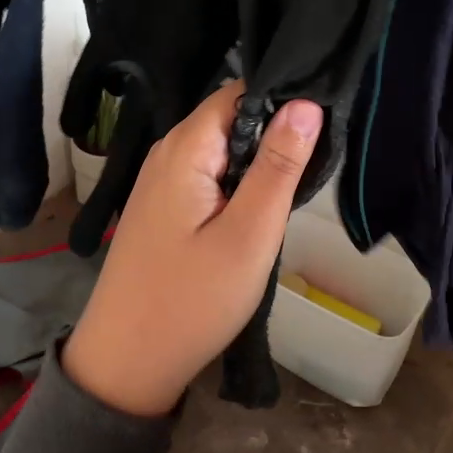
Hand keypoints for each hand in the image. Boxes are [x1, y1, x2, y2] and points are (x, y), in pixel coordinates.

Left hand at [63, 82, 322, 415]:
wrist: (128, 360)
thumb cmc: (193, 299)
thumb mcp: (249, 234)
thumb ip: (278, 166)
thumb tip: (305, 103)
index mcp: (185, 147)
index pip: (239, 92)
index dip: (282, 98)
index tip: (325, 121)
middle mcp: (167, 151)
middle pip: (230, 117)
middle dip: (273, 132)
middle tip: (317, 163)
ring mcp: (161, 178)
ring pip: (221, 147)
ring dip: (256, 162)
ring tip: (295, 186)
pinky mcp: (163, 204)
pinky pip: (207, 173)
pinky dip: (236, 183)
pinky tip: (257, 208)